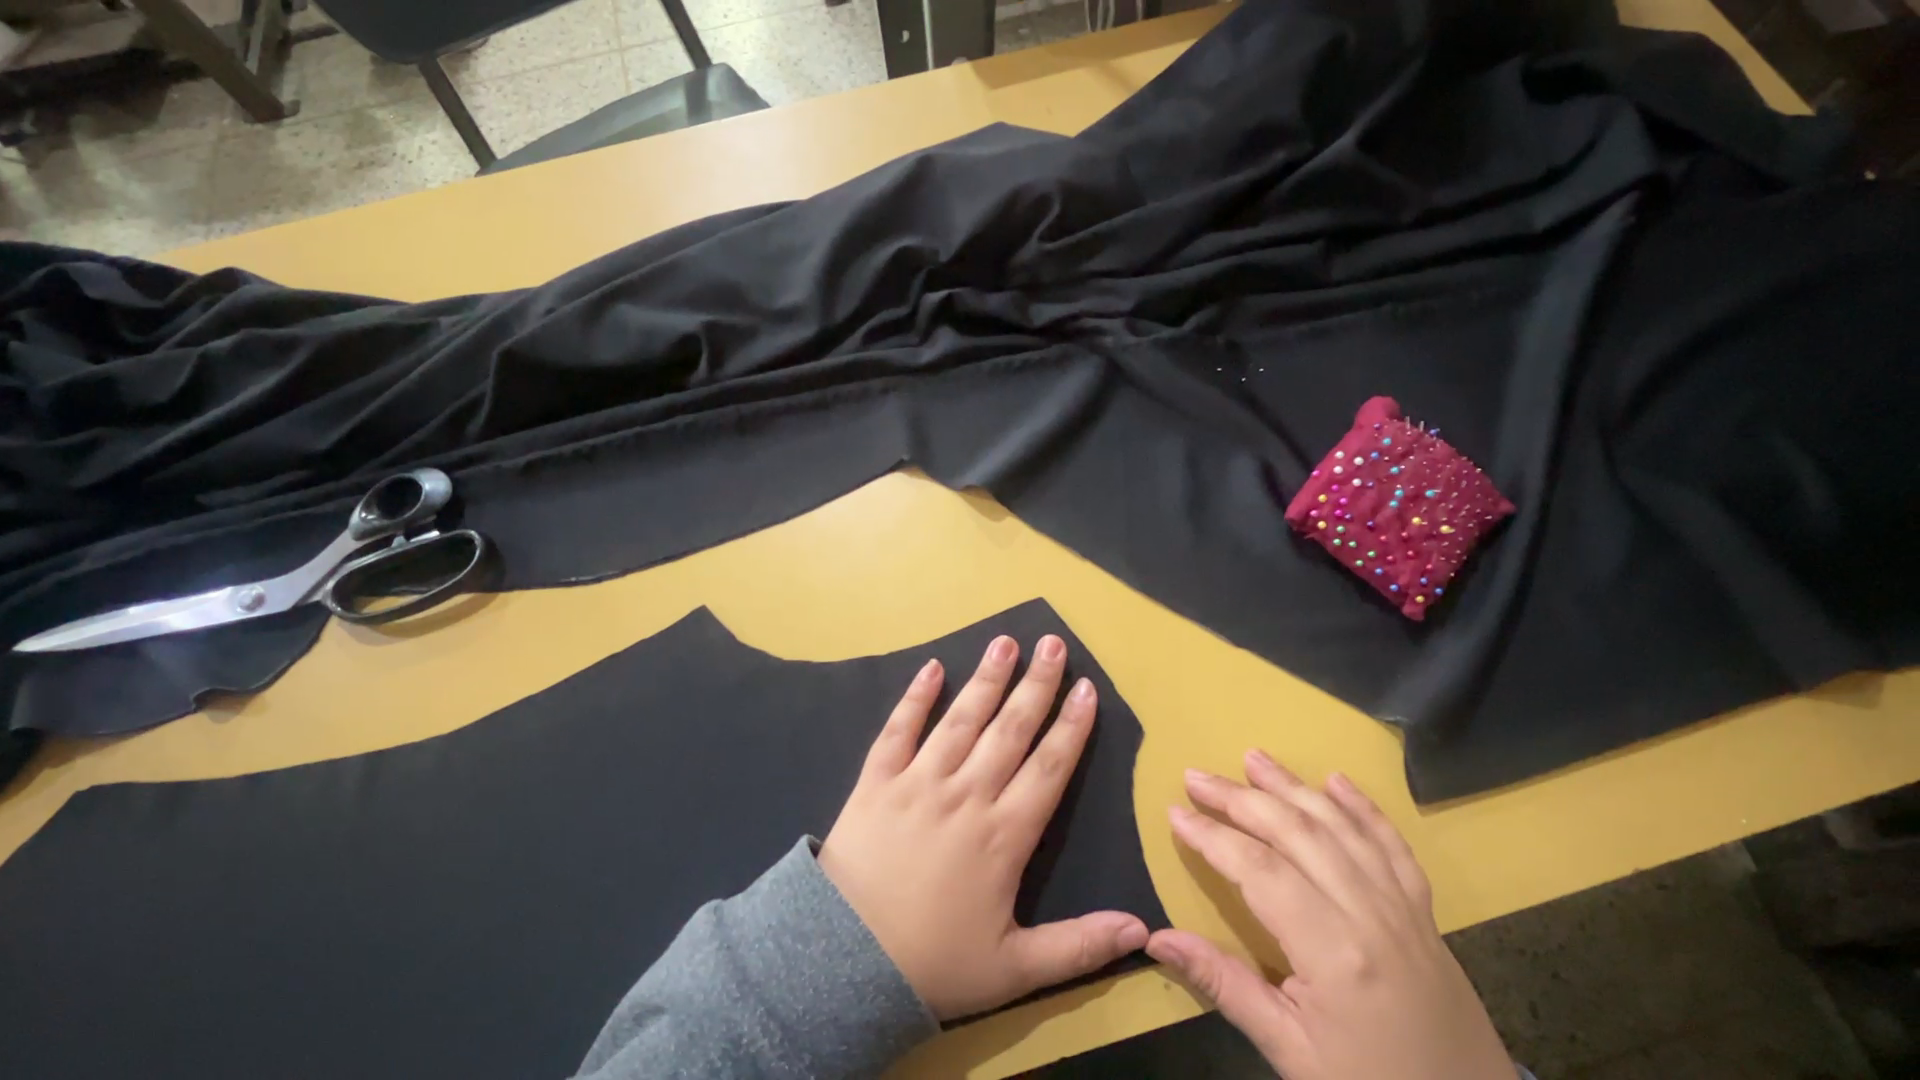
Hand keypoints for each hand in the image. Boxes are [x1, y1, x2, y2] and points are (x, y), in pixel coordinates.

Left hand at [818, 634, 1148, 1019]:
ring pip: (960, 721)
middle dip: (1035, 685)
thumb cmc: (934, 964)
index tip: (1086, 688)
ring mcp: (918, 783)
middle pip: (1010, 730)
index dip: (1071, 726)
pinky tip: (931, 669)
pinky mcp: (875, 782)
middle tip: (1053, 643)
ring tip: (1005, 643)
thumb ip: (1080, 946)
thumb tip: (1143, 930)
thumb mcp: (1015, 969)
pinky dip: (915, 699)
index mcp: (1005, 835)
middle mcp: (966, 795)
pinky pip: (898, 731)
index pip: (1049, 767)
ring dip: (985, 680)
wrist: (844, 961)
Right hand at [1148, 751, 1512, 1079]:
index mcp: (1333, 950)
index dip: (1213, 837)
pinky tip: (1336, 780)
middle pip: (1298, 834)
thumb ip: (1224, 985)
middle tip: (1196, 775)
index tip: (1174, 812)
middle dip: (1242, 799)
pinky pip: (1392, 844)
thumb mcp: (1290, 1050)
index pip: (1259, 871)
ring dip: (1294, 787)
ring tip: (1253, 757)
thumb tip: (1158, 939)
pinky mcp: (1425, 912)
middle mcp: (1370, 913)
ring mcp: (1403, 907)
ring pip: (1342, 828)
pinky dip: (1363, 808)